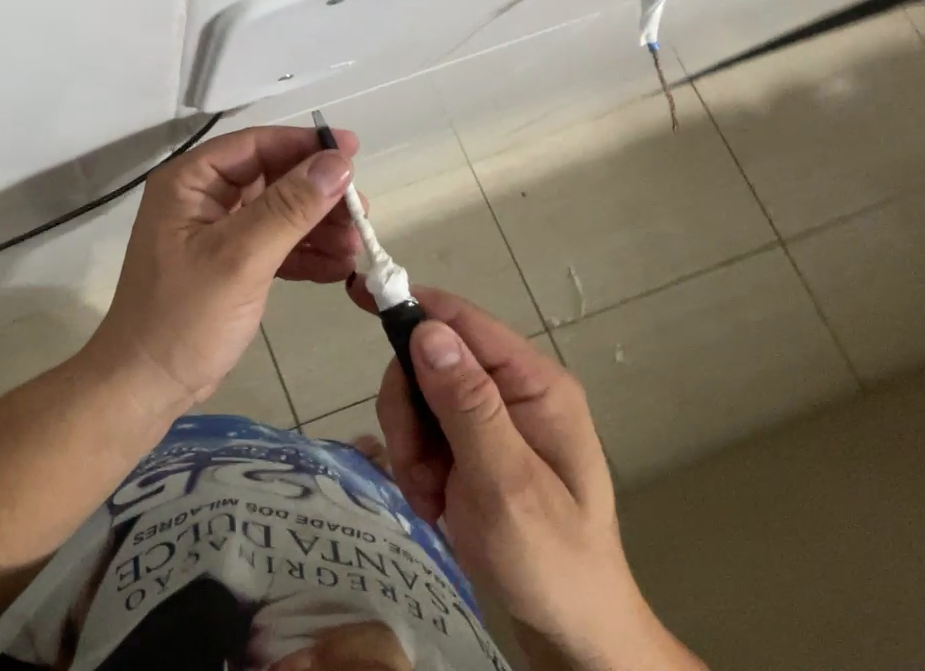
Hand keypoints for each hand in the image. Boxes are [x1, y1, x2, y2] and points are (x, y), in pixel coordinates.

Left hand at [85, 126, 361, 411]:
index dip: (305, 145)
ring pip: (278, 213)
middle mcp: (201, 199)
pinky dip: (305, 255)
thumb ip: (290, 208)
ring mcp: (215, 233)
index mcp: (189, 183)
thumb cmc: (185, 316)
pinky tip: (339, 269)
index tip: (354, 151)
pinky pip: (275, 246)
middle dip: (318, 195)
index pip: (254, 145)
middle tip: (361, 214)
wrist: (148, 385)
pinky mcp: (229, 265)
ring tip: (355, 249)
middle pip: (272, 178)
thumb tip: (338, 163)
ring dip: (318, 227)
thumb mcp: (240, 258)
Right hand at [349, 281, 701, 670]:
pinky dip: (414, 463)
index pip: (460, 320)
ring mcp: (491, 417)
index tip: (354, 295)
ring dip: (409, 446)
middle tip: (415, 467)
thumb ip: (466, 404)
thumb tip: (426, 328)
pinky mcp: (472, 443)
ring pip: (416, 396)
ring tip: (430, 495)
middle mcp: (512, 389)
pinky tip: (433, 501)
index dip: (409, 305)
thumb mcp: (504, 483)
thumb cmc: (548, 559)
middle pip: (427, 359)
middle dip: (407, 412)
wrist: (569, 630)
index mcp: (533, 384)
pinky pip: (420, 429)